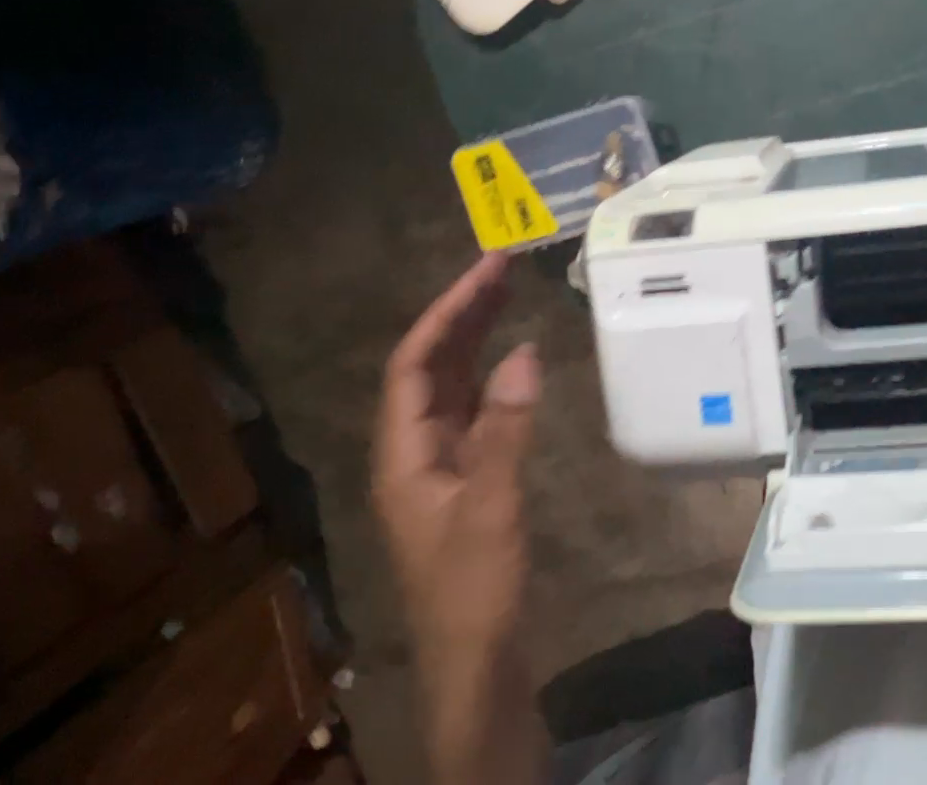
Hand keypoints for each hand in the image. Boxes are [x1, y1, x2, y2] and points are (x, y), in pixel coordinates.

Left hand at [374, 252, 538, 644]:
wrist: (476, 657)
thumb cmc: (473, 586)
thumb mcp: (492, 506)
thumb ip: (507, 429)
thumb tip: (524, 353)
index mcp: (402, 452)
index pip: (414, 363)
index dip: (447, 313)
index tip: (486, 272)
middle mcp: (412, 449)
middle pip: (431, 368)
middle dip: (462, 316)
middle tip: (503, 268)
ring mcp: (439, 465)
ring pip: (452, 388)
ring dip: (476, 342)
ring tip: (509, 296)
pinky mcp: (466, 480)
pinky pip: (474, 414)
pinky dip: (494, 381)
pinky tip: (516, 366)